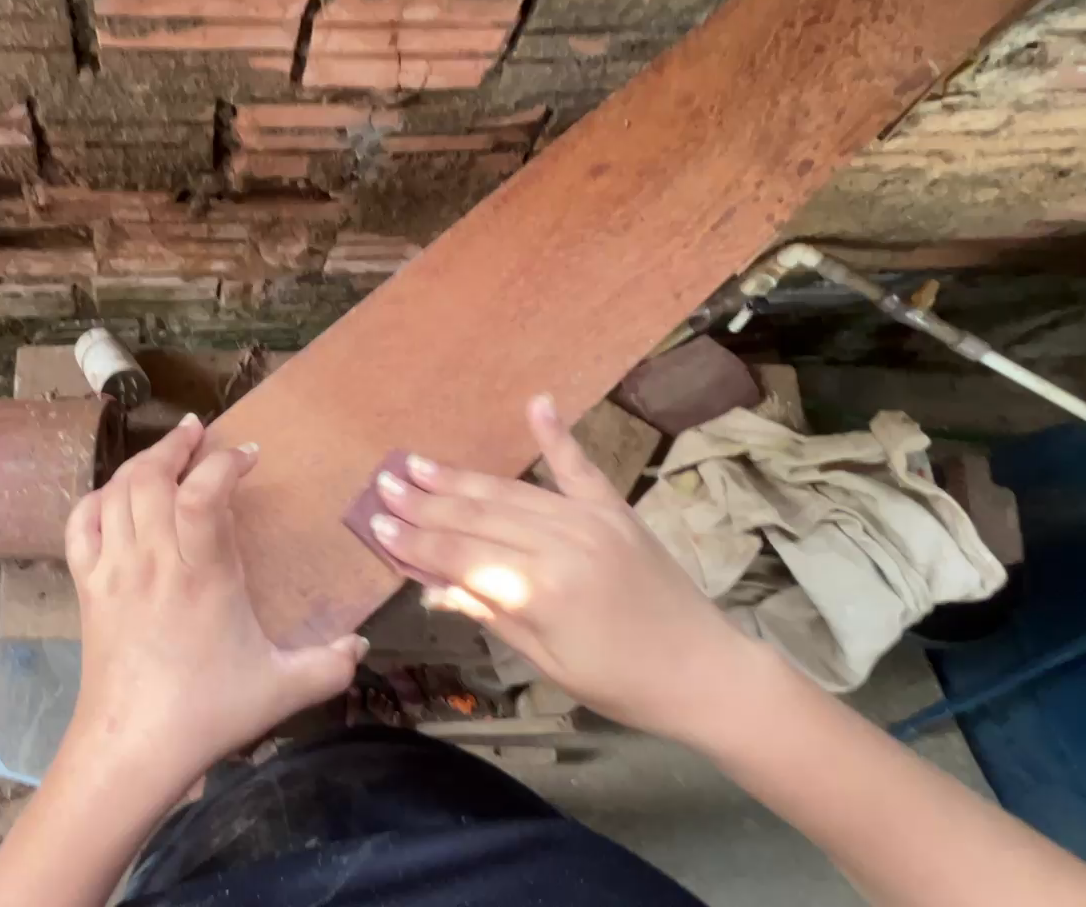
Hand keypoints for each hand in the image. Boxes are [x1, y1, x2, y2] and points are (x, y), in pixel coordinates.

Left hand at [62, 413, 368, 781]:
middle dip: (175, 445)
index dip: (226, 462)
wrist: (131, 749)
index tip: (249, 456)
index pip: (205, 492)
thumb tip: (363, 645)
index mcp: (201, 573)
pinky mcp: (87, 586)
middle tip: (199, 432)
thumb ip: (329, 665)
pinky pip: (80, 524)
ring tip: (166, 453)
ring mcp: (113, 569)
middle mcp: (153, 559)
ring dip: (140, 463)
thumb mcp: (282, 689)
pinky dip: (96, 500)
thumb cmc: (207, 712)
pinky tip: (114, 497)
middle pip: (150, 477)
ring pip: (116, 492)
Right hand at [367, 394, 773, 746]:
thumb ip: (490, 613)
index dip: (415, 541)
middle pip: (477, 517)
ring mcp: (590, 519)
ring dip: (459, 477)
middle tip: (383, 483)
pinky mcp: (614, 509)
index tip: (376, 524)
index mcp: (542, 589)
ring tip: (416, 462)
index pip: (461, 556)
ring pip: (509, 491)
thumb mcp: (547, 661)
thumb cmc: (621, 683)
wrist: (709, 672)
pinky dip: (556, 435)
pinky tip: (537, 402)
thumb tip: (431, 585)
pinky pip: (578, 467)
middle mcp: (562, 543)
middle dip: (424, 502)